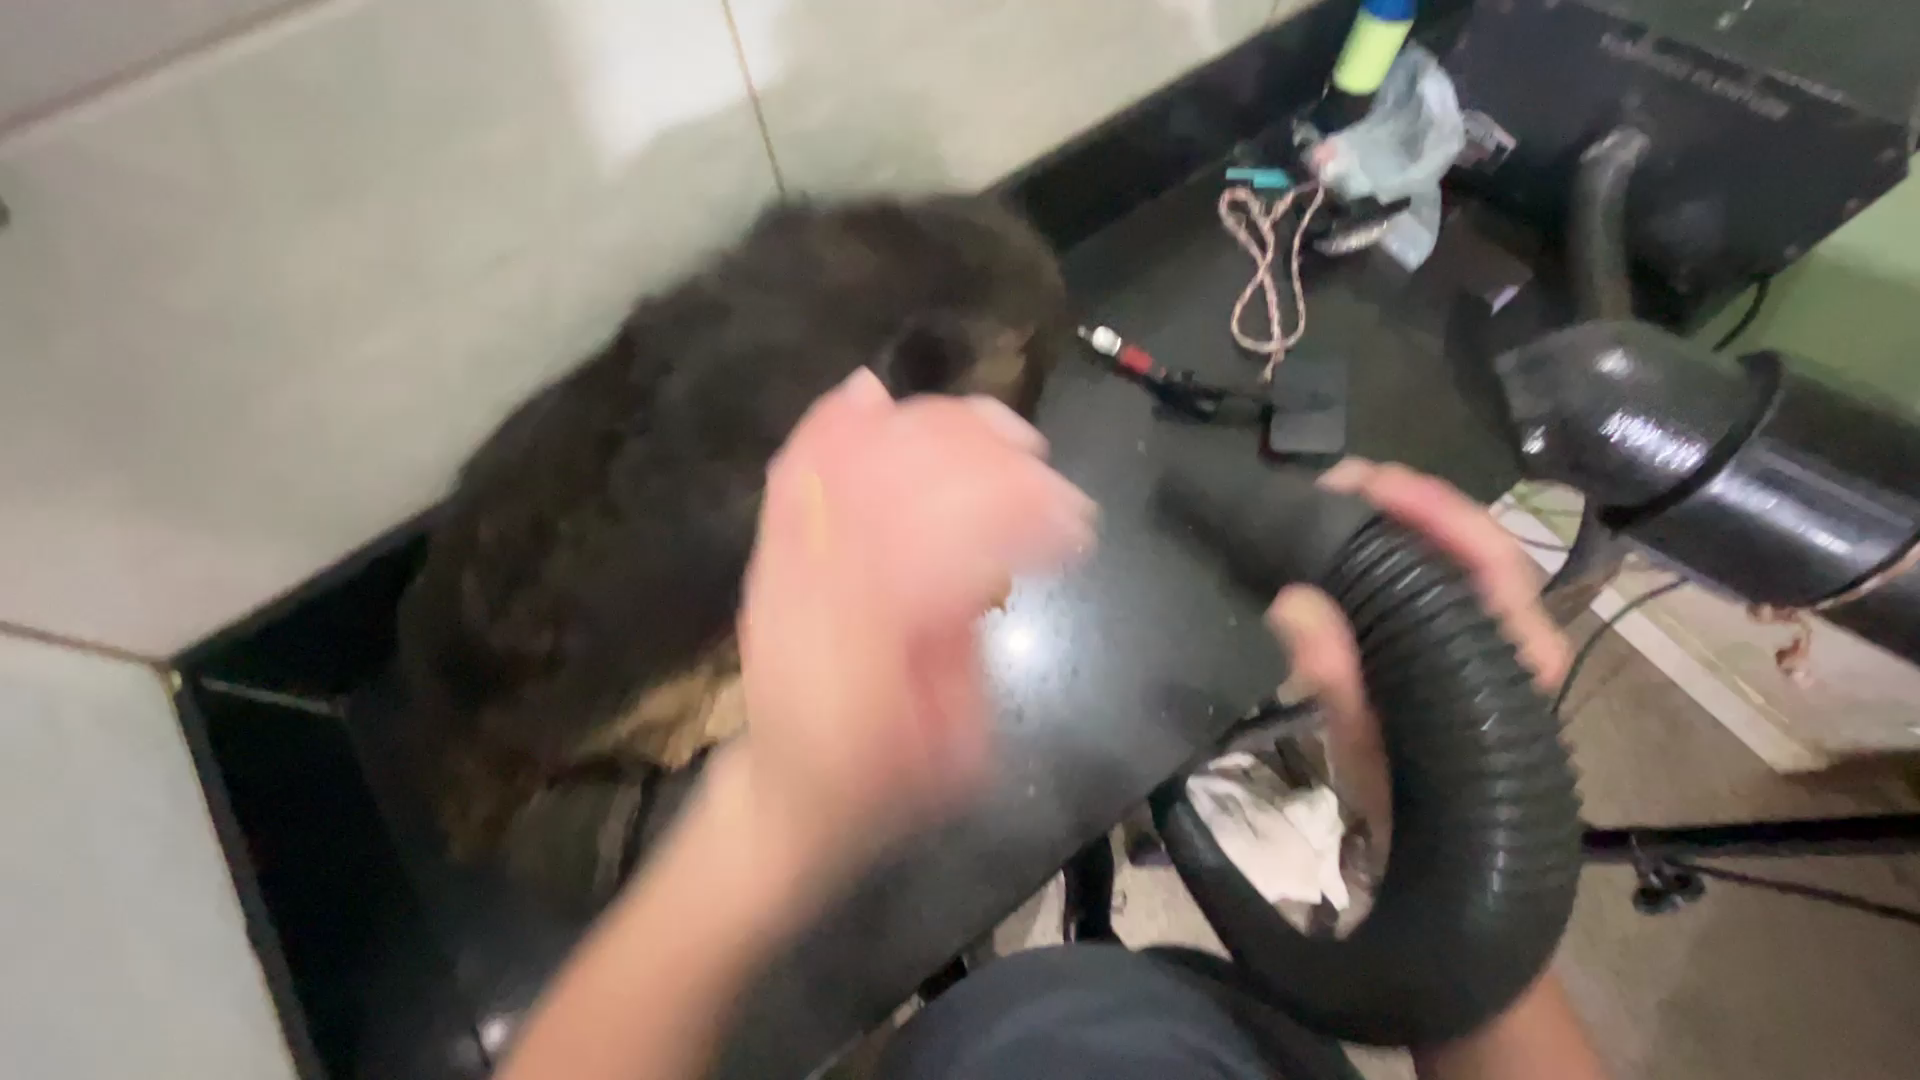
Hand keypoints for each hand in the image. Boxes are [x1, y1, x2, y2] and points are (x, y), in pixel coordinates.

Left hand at [728, 368, 1095, 873]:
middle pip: (897, 490)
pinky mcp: (770, 559)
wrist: (787, 796)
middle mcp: (816, 598)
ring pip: (849, 469)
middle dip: (982, 459)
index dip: (1016, 515)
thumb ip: (966, 648)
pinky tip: (869, 395)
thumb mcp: (955, 747)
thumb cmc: (883, 786)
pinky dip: (831, 428)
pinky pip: (792, 478)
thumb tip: (987, 561)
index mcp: (872, 656)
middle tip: (1040, 458)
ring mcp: (782, 571)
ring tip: (991, 425)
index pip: (942, 551)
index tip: (1072, 520)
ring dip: (926, 431)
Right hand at [1265, 459, 1570, 836]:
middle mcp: (1499, 636)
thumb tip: (1292, 604)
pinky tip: (1327, 551)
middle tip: (1329, 484)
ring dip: (1381, 526)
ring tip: (1322, 504)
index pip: (1487, 558)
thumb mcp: (1376, 751)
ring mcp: (1465, 642)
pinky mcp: (1430, 651)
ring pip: (1433, 563)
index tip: (1363, 484)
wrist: (1435, 863)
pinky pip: (1406, 590)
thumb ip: (1341, 684)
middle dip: (1399, 504)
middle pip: (1460, 547)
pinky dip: (1368, 560)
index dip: (1432, 510)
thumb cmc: (1419, 810)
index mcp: (1510, 654)